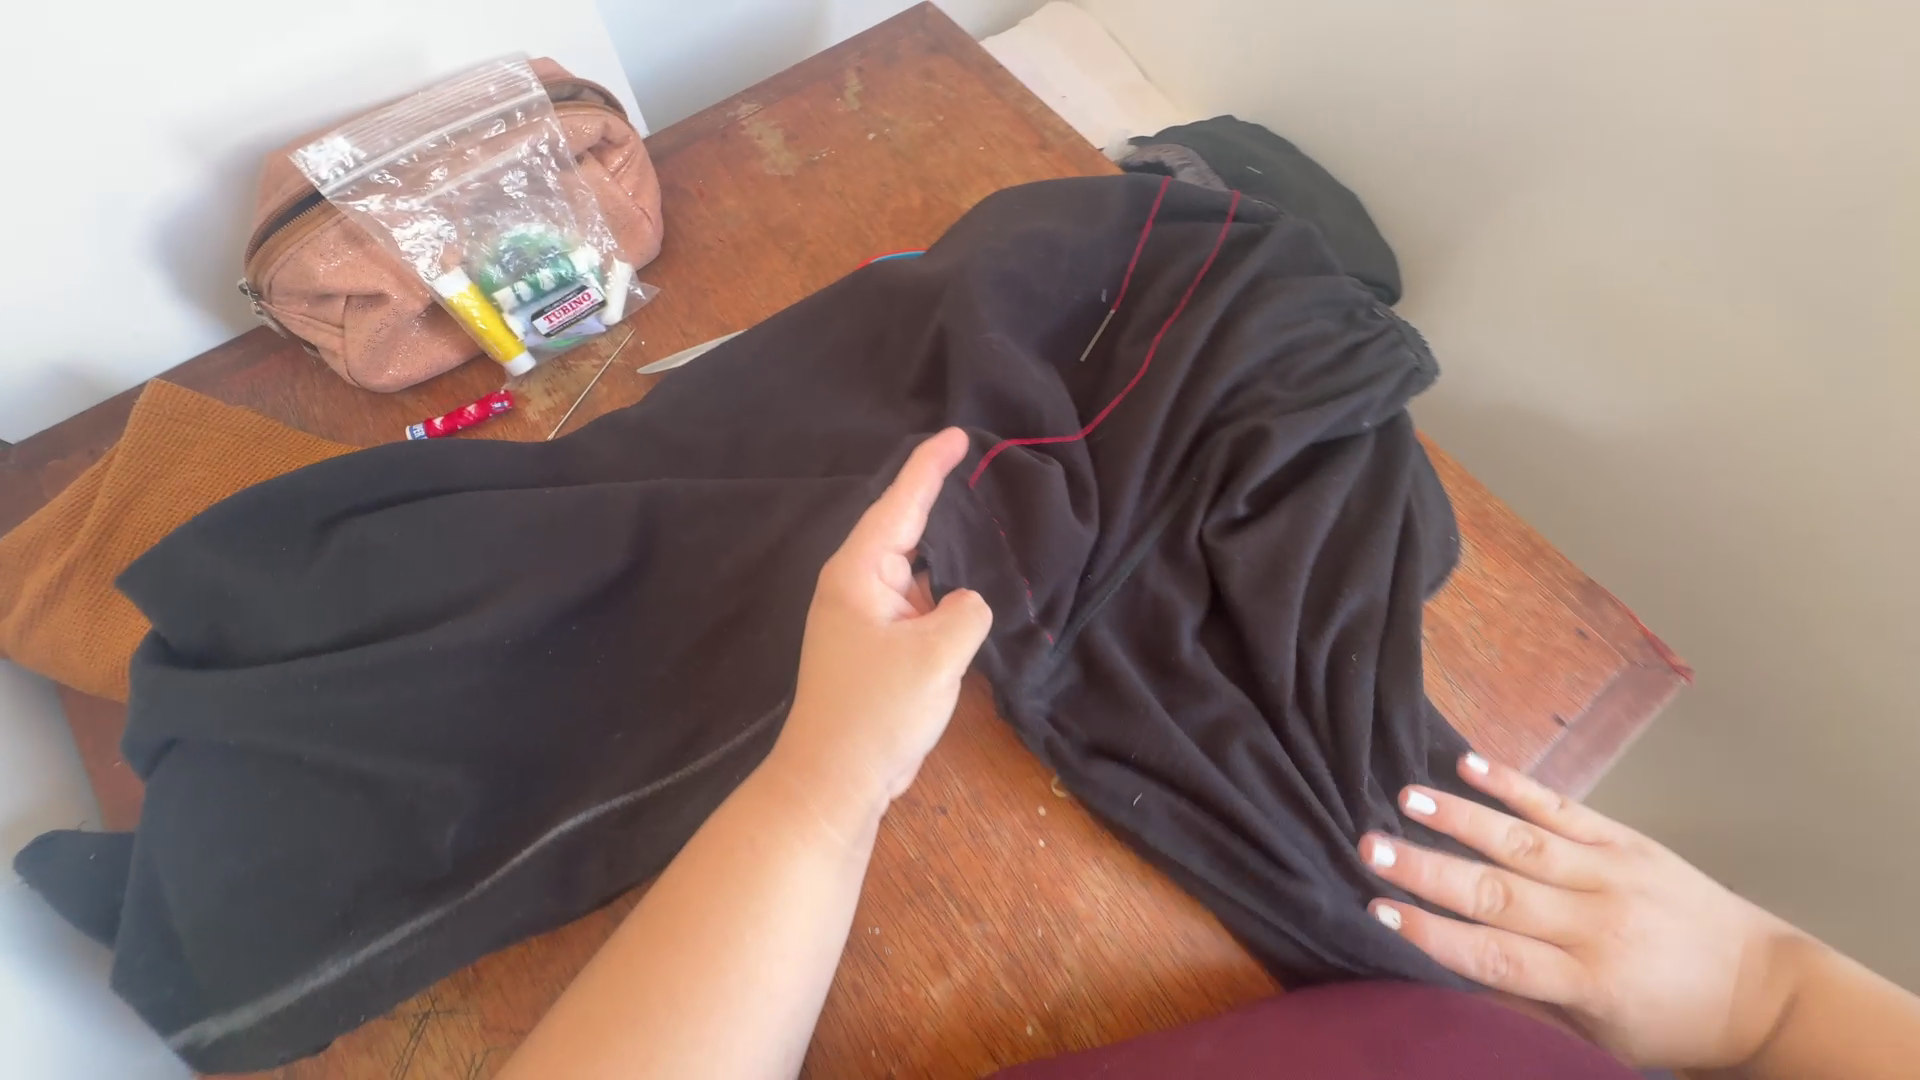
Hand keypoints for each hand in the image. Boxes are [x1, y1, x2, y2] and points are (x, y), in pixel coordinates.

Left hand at [769, 429, 993, 819]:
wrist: (834, 778)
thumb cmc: (877, 712)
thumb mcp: (937, 657)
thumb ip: (968, 612)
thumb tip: (967, 602)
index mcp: (860, 572)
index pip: (900, 504)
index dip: (930, 467)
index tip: (958, 435)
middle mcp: (858, 584)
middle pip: (905, 528)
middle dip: (941, 500)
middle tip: (984, 471)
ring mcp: (866, 615)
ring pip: (914, 568)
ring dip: (946, 550)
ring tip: (988, 521)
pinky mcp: (877, 643)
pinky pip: (916, 601)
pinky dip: (943, 589)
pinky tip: (971, 586)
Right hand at [1362, 753, 1806, 1069]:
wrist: (1771, 993)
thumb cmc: (1668, 1021)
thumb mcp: (1600, 1032)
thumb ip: (1525, 996)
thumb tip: (1438, 967)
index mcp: (1592, 980)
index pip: (1499, 956)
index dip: (1435, 934)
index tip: (1378, 911)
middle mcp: (1598, 922)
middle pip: (1501, 893)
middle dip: (1430, 870)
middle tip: (1371, 847)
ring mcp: (1611, 873)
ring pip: (1523, 842)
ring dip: (1461, 818)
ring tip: (1406, 798)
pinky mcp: (1622, 838)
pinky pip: (1560, 806)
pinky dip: (1512, 783)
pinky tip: (1468, 762)